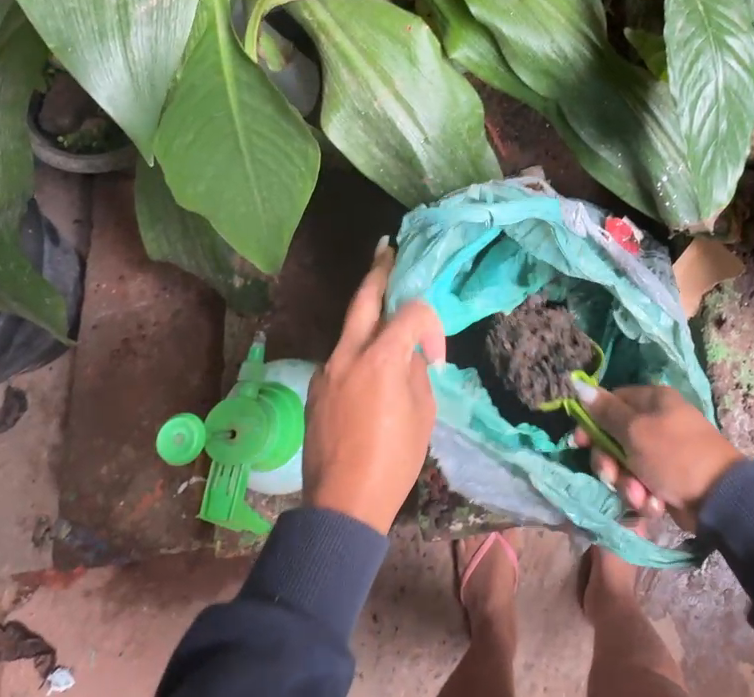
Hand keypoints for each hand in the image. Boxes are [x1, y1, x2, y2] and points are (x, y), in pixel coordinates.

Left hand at [302, 239, 445, 533]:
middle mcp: (347, 354)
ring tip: (384, 308)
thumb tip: (410, 355)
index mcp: (380, 358)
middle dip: (378, 272)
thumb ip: (417, 373)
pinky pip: (340, 358)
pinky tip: (370, 371)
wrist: (343, 503)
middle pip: (363, 299)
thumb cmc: (394, 460)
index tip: (437, 358)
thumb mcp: (422, 414)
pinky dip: (358, 351)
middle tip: (386, 250)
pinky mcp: (315, 389)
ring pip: (349, 329)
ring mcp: (326, 370)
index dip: (431, 326)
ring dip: (368, 316)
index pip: (411, 313)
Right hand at [571, 381, 742, 530]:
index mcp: (652, 401)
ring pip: (625, 467)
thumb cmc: (674, 456)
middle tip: (612, 476)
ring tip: (642, 496)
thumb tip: (578, 385)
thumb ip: (605, 411)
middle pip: (614, 439)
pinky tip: (656, 504)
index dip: (592, 423)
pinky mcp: (666, 479)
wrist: (717, 499)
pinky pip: (641, 485)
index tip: (579, 443)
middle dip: (610, 463)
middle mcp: (656, 422)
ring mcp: (662, 452)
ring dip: (627, 485)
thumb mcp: (636, 431)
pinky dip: (645, 497)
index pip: (610, 403)